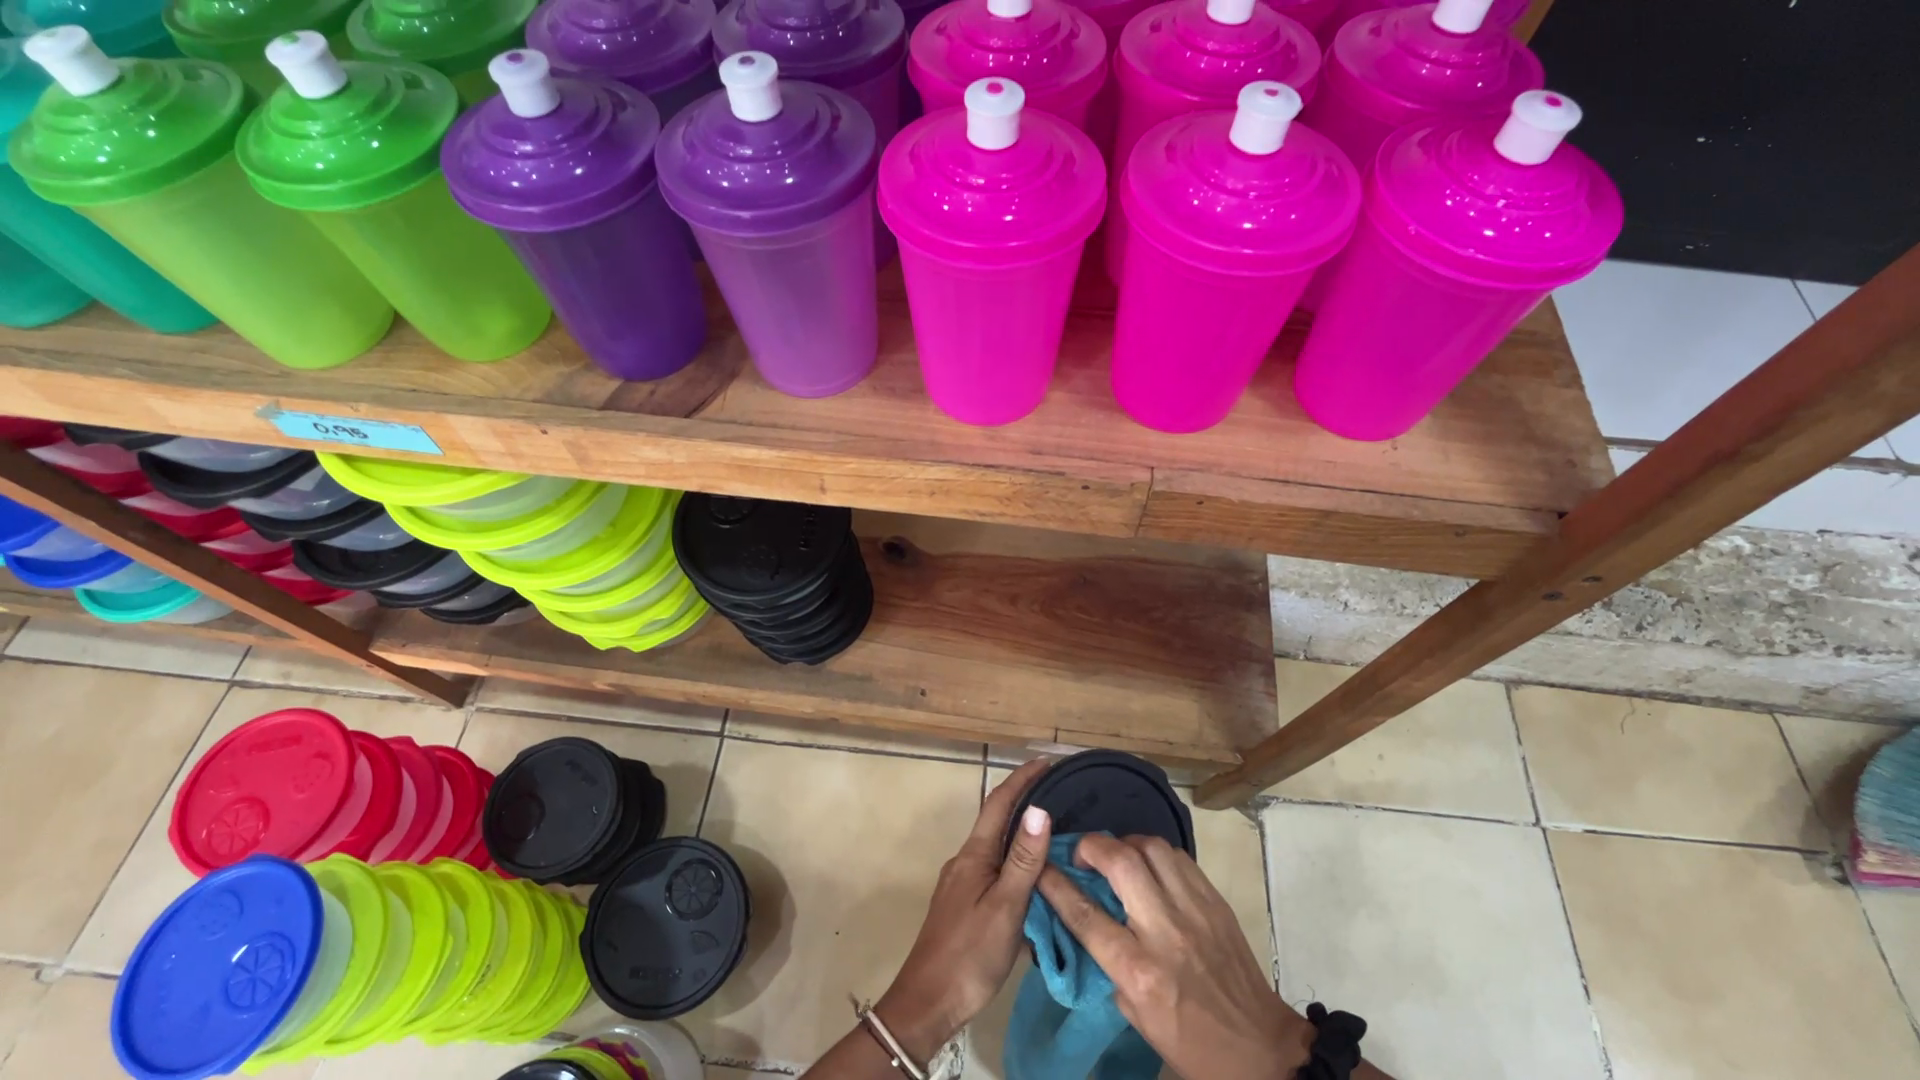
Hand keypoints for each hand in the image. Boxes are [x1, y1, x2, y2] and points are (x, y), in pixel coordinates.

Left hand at [876, 759, 1054, 1061]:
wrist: (928, 1004)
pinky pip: (999, 872)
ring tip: (1062, 831)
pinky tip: (1043, 878)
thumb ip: (1022, 860)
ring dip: (1026, 834)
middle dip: (1028, 801)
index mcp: (973, 856)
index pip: (999, 803)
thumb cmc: (969, 955)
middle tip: (1066, 793)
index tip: (1050, 761)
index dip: (1023, 779)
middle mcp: (966, 862)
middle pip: (998, 821)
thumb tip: (1039, 808)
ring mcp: (965, 885)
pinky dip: (1022, 864)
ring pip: (1000, 848)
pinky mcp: (968, 906)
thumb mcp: (1004, 908)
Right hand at [1038, 833, 1313, 1079]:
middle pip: (1120, 861)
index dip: (1055, 884)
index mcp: (1139, 970)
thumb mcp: (1135, 1015)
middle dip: (1091, 845)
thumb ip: (1109, 966)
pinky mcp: (1216, 902)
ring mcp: (1195, 911)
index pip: (1085, 914)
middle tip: (1081, 853)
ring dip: (1125, 843)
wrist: (1260, 1049)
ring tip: (1116, 856)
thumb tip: (1089, 925)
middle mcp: (1165, 931)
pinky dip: (1156, 855)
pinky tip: (1149, 868)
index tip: (1040, 867)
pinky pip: (1180, 859)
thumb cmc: (1190, 1043)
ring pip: (1152, 848)